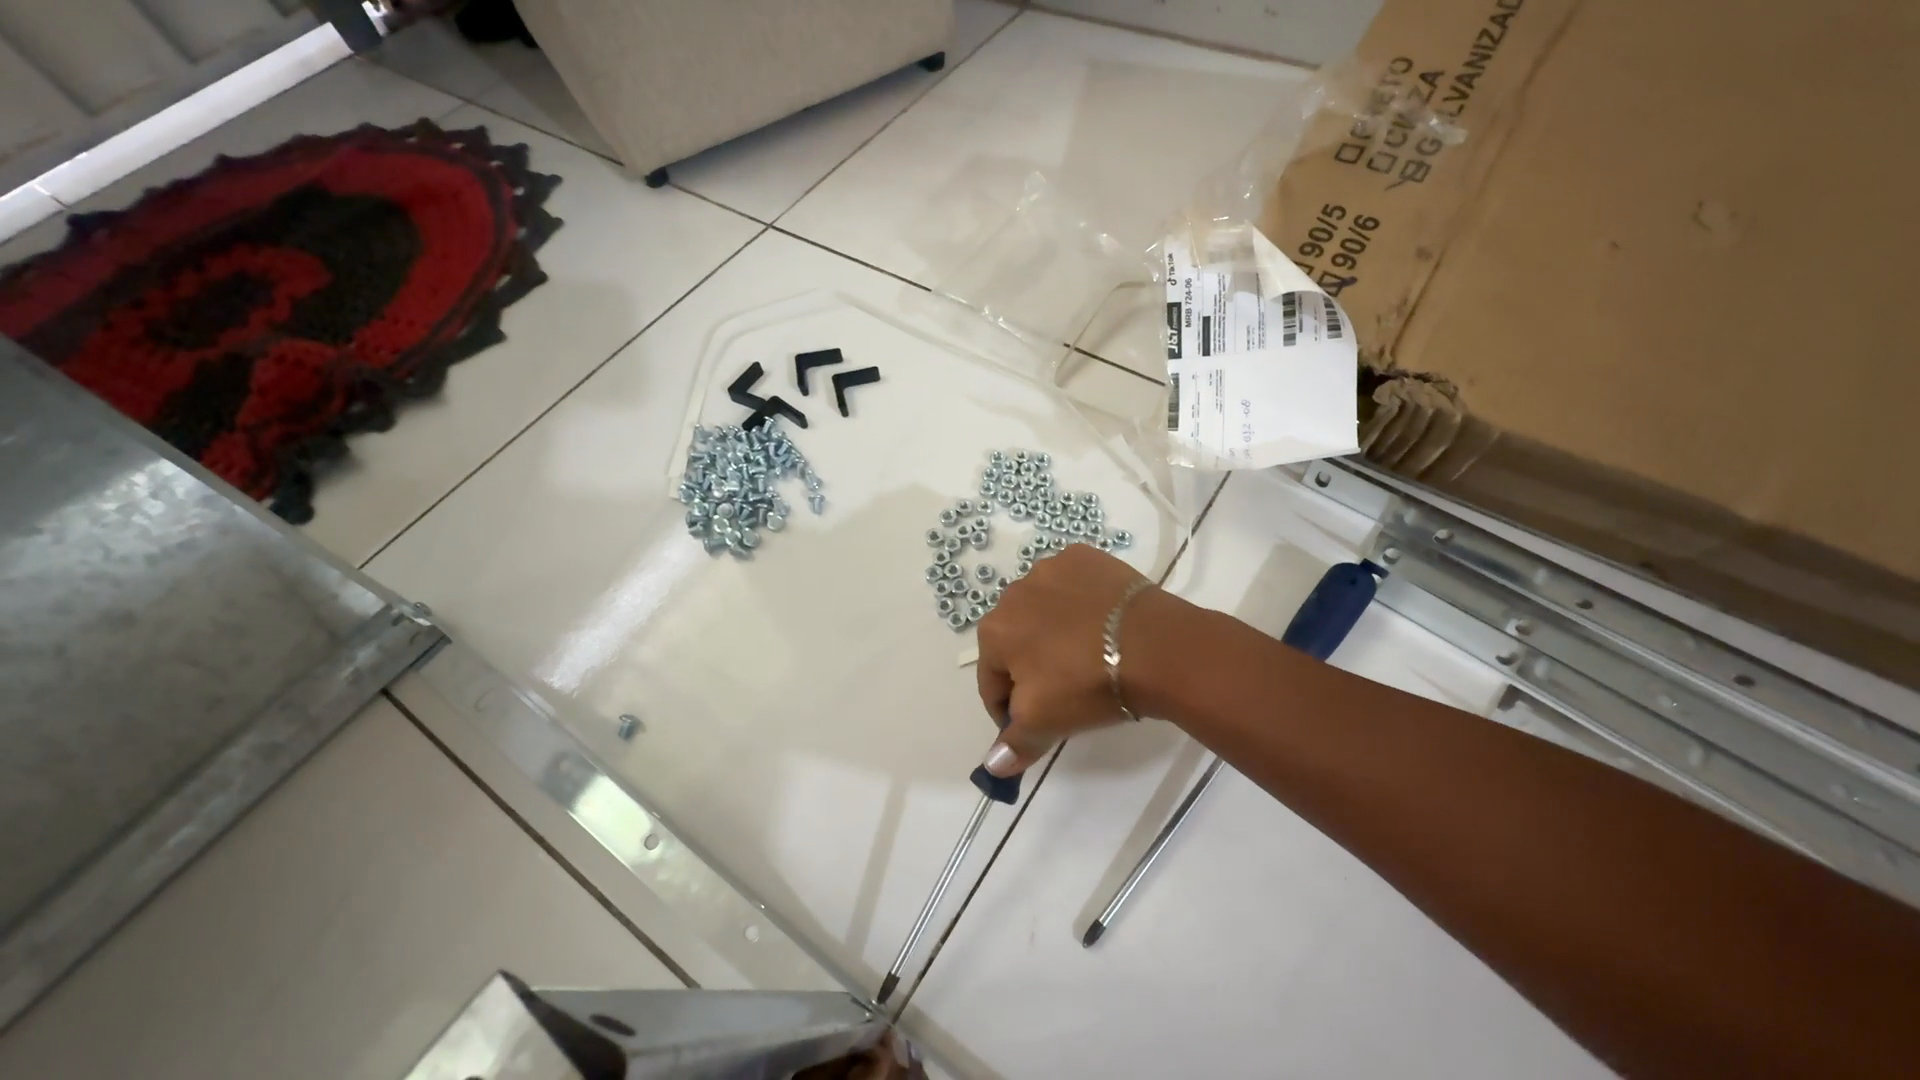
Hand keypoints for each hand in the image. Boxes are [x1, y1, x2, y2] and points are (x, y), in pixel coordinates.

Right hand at [975, 544, 1178, 775]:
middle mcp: (1013, 593)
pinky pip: (1073, 585)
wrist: (1154, 647)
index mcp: (994, 633)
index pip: (991, 683)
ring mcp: (1051, 569)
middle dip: (1030, 667)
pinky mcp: (1085, 557)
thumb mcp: (1045, 722)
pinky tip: (1102, 622)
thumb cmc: (1088, 686)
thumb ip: (1014, 744)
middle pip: (1014, 642)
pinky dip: (1080, 603)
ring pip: (1043, 611)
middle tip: (1065, 690)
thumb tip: (993, 766)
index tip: (1033, 726)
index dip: (1008, 710)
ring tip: (1088, 654)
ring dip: (1054, 631)